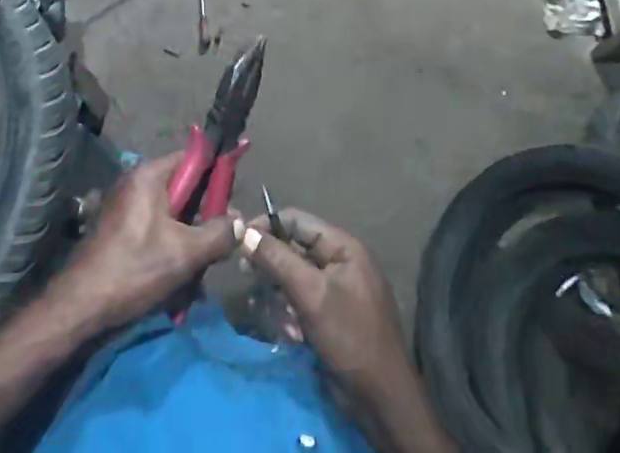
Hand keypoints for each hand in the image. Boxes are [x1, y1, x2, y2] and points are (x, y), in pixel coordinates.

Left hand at [52, 152, 235, 329]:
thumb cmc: (134, 269)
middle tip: (218, 241)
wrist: (78, 308)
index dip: (216, 175)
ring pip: (171, 215)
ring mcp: (124, 208)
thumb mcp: (185, 253)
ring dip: (188, 238)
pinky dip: (169, 248)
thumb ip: (219, 233)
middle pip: (183, 189)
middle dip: (203, 216)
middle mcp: (134, 184)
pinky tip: (176, 278)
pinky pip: (154, 230)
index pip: (192, 158)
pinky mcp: (118, 232)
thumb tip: (240, 222)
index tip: (231, 201)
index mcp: (148, 176)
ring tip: (198, 268)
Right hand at [244, 209, 457, 452]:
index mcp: (343, 247)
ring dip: (280, 299)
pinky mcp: (326, 315)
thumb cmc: (349, 336)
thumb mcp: (311, 294)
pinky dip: (289, 316)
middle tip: (248, 277)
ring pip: (291, 279)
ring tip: (286, 323)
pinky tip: (291, 337)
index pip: (297, 221)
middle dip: (272, 268)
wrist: (380, 398)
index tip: (239, 239)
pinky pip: (298, 302)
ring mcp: (333, 290)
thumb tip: (246, 232)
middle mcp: (338, 262)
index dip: (267, 226)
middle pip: (292, 250)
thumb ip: (278, 260)